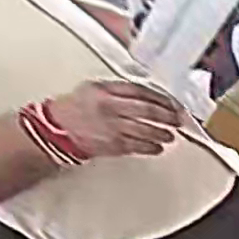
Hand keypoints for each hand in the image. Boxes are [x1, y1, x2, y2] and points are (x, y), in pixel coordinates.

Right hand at [44, 80, 182, 157]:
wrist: (60, 126)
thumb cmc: (82, 107)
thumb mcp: (97, 90)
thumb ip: (122, 92)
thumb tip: (154, 99)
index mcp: (104, 90)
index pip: (139, 91)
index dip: (161, 99)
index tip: (173, 105)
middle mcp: (109, 107)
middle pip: (148, 111)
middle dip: (168, 117)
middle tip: (178, 121)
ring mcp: (113, 126)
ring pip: (148, 131)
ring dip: (164, 134)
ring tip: (169, 136)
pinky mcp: (117, 144)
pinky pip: (143, 147)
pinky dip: (154, 147)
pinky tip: (158, 147)